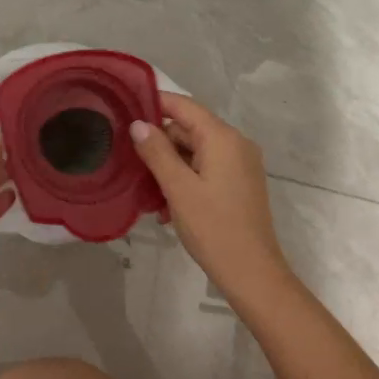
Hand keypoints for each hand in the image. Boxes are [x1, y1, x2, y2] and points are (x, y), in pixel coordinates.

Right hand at [130, 93, 291, 300]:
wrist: (252, 273)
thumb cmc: (213, 228)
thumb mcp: (178, 189)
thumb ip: (157, 152)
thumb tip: (138, 124)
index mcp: (223, 138)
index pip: (184, 106)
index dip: (156, 104)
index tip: (126, 110)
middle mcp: (236, 144)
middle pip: (189, 130)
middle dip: (160, 145)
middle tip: (131, 163)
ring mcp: (240, 165)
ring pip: (196, 153)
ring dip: (170, 169)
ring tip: (147, 195)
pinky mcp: (239, 185)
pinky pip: (207, 170)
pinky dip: (185, 181)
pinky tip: (166, 209)